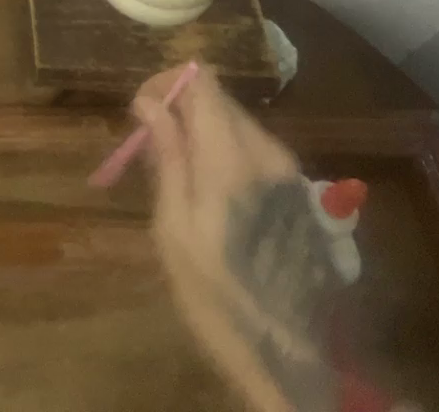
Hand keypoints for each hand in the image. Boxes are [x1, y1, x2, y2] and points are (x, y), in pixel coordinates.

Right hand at [134, 68, 340, 411]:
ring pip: (236, 123)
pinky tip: (207, 193)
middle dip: (181, 109)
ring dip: (201, 132)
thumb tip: (148, 101)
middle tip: (150, 148)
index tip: (141, 111)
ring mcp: (289, 171)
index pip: (204, 83)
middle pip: (219, 100)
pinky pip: (252, 149)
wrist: (288, 355)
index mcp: (231, 157)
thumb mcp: (174, 226)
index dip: (167, 83)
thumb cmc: (215, 294)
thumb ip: (167, 156)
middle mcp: (267, 152)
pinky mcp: (297, 190)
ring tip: (173, 173)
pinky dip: (223, 152)